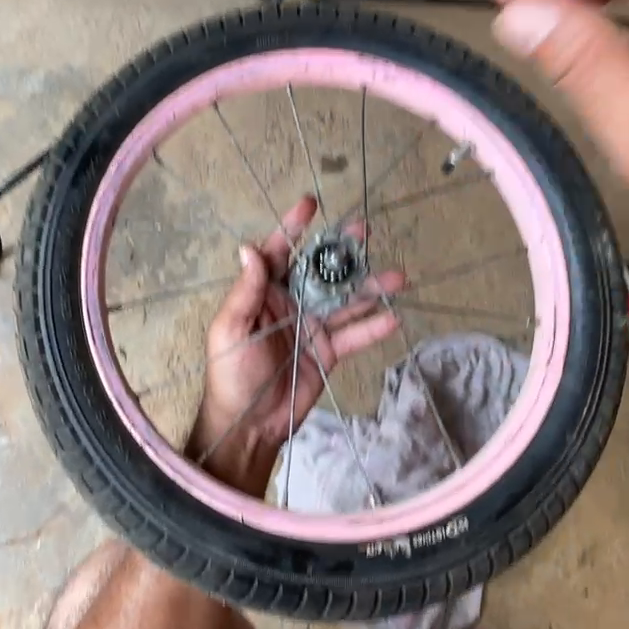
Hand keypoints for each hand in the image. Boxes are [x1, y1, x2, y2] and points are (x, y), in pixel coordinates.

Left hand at [185, 195, 404, 496]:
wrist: (249, 424)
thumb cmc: (231, 373)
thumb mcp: (231, 330)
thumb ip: (245, 291)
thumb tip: (249, 248)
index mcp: (263, 293)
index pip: (279, 253)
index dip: (293, 228)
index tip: (310, 204)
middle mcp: (291, 303)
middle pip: (321, 271)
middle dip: (342, 251)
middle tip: (364, 230)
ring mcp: (312, 326)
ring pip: (345, 300)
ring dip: (370, 288)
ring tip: (397, 276)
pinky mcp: (328, 351)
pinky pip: (353, 335)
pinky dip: (372, 327)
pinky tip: (392, 316)